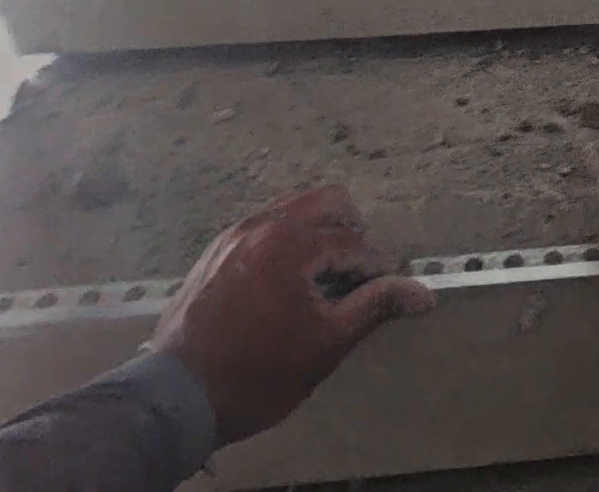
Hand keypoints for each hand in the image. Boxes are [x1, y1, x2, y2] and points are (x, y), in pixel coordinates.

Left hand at [151, 184, 434, 443]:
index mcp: (292, 243)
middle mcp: (264, 224)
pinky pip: (265, 223)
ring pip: (294, 205)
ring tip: (322, 272)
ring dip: (318, 229)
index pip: (352, 241)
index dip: (377, 263)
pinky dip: (288, 237)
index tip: (387, 282)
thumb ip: (375, 306)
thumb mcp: (326, 344)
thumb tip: (425, 294)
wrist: (174, 399)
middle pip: (327, 199)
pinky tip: (287, 277)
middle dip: (350, 228)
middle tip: (355, 267)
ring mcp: (236, 233)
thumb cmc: (258, 372)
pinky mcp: (216, 249)